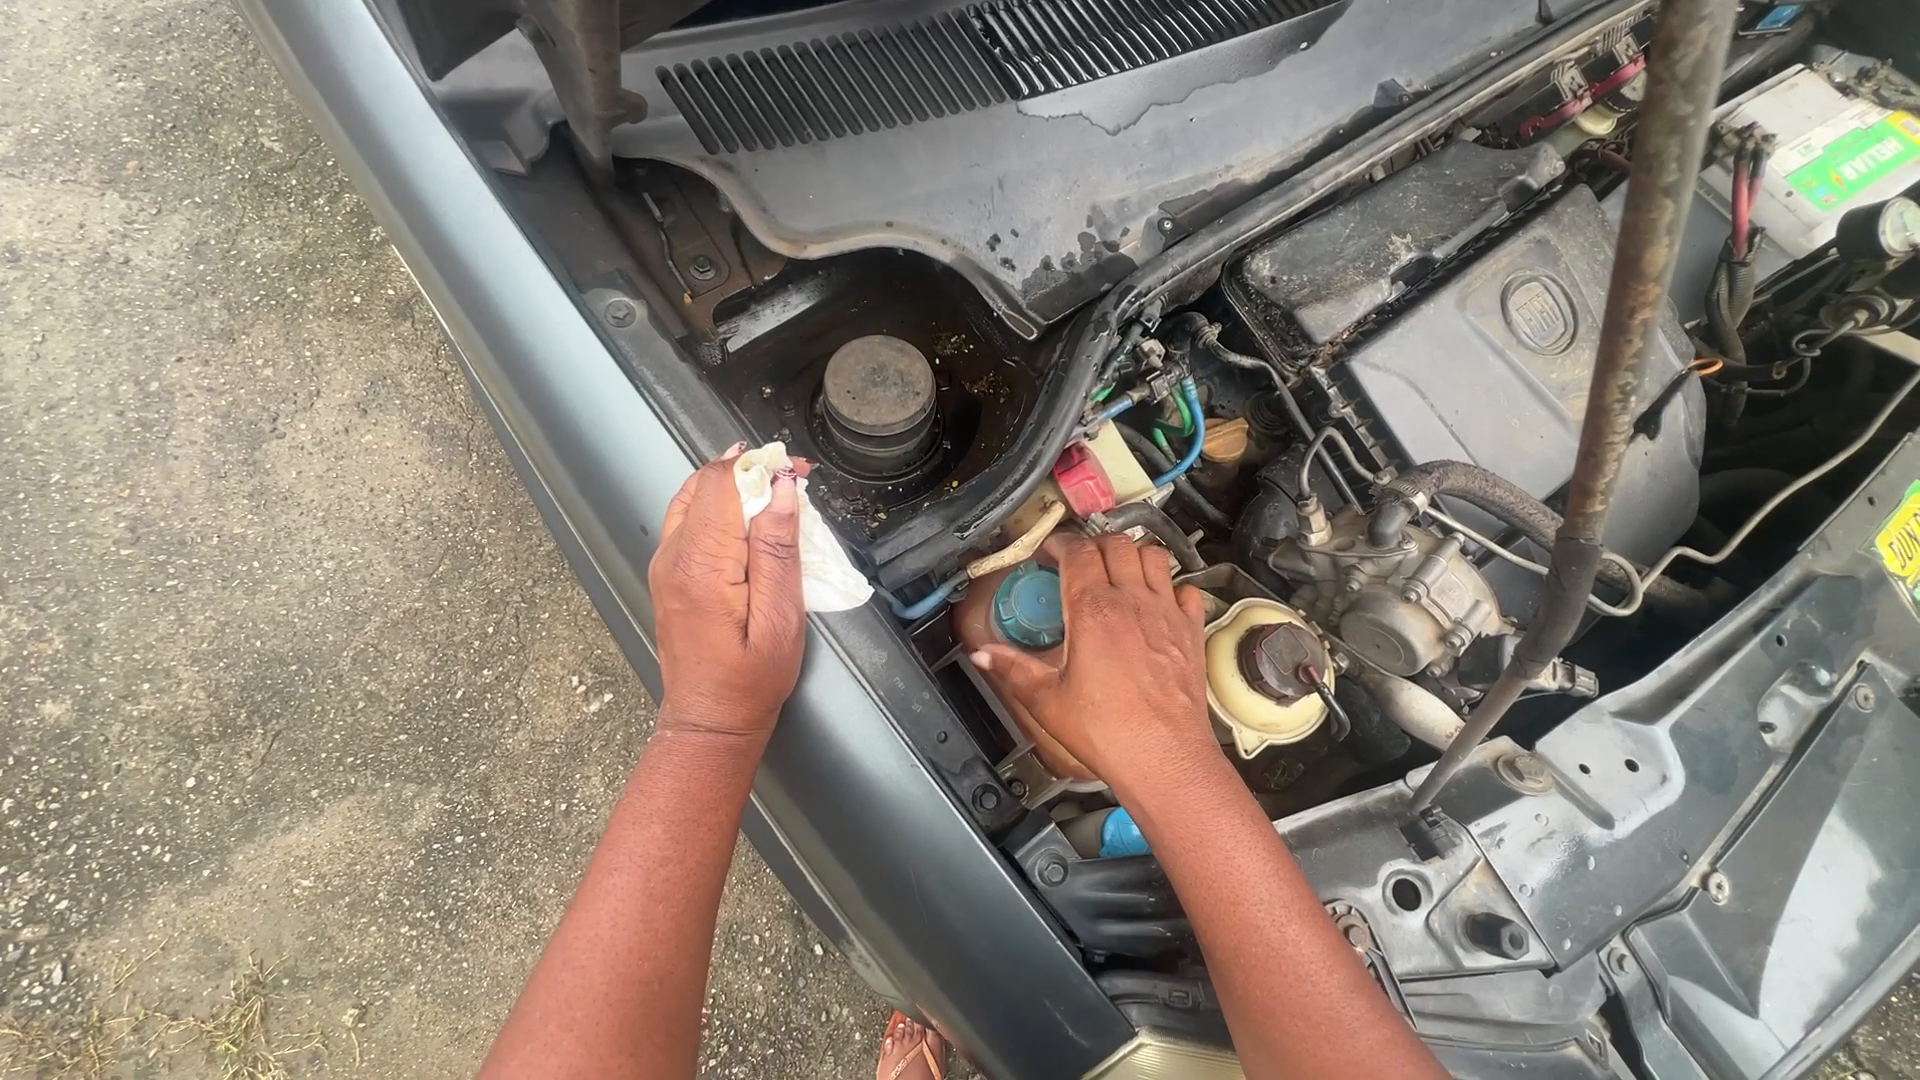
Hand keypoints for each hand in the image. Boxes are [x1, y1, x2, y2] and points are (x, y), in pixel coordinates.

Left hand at [648, 444, 806, 738]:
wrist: (709, 718)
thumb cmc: (751, 678)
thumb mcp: (780, 618)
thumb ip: (778, 551)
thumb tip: (782, 492)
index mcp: (701, 564)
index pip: (722, 484)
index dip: (761, 465)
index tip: (797, 469)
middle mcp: (673, 556)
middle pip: (706, 483)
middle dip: (752, 469)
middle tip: (794, 475)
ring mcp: (665, 563)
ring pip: (694, 495)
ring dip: (736, 483)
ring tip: (776, 488)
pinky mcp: (669, 571)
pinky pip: (689, 518)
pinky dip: (720, 503)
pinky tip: (749, 512)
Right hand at [971, 534, 1216, 799]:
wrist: (1164, 758)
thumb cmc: (1109, 732)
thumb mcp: (1046, 700)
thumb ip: (1012, 669)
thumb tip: (983, 654)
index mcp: (1093, 610)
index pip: (1078, 552)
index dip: (1060, 544)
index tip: (1050, 552)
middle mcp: (1132, 602)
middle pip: (1116, 544)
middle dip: (1093, 544)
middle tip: (1079, 560)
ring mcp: (1166, 613)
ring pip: (1154, 556)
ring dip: (1133, 555)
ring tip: (1116, 570)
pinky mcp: (1191, 632)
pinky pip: (1187, 589)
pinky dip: (1171, 584)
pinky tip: (1157, 600)